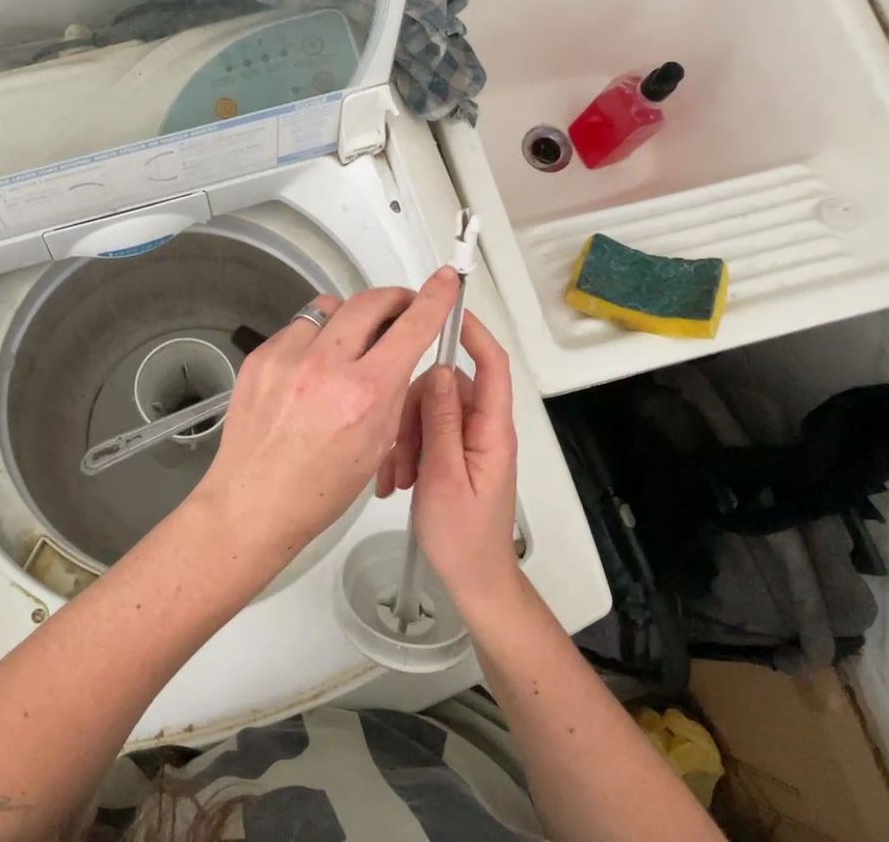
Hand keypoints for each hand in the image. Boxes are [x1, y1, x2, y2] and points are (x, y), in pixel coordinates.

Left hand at [193, 267, 460, 567]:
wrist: (254, 504)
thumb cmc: (316, 490)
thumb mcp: (378, 444)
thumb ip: (393, 390)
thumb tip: (400, 351)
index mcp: (364, 394)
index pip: (412, 326)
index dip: (435, 298)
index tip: (443, 282)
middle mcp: (325, 368)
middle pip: (370, 301)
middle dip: (393, 299)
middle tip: (400, 309)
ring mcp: (287, 360)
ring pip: (330, 307)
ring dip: (349, 317)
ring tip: (350, 343)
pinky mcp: (260, 359)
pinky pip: (297, 328)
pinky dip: (312, 338)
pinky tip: (312, 367)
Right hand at [376, 310, 520, 602]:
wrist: (473, 578)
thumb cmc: (462, 536)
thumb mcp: (443, 476)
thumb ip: (440, 421)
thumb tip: (434, 370)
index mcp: (492, 430)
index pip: (490, 365)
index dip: (472, 332)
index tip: (446, 310)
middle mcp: (485, 430)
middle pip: (445, 388)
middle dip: (413, 410)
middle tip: (398, 452)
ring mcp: (470, 443)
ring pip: (430, 411)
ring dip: (406, 437)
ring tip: (397, 475)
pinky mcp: (455, 456)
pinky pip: (428, 435)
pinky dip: (408, 451)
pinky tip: (397, 480)